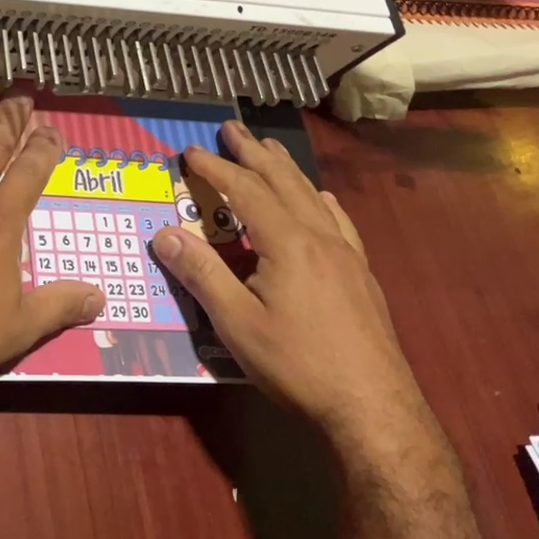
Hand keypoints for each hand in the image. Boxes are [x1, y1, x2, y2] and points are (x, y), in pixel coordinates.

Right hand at [151, 121, 432, 452]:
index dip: (216, 168)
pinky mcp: (361, 277)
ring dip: (286, 169)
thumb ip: (201, 273)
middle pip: (283, 182)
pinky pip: (339, 222)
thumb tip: (165, 233)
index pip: (246, 190)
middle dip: (254, 153)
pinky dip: (321, 201)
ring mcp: (347, 256)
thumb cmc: (297, 364)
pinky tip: (323, 201)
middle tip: (232, 128)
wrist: (373, 410)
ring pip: (313, 197)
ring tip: (270, 150)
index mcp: (288, 243)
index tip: (190, 151)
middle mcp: (320, 238)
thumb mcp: (236, 322)